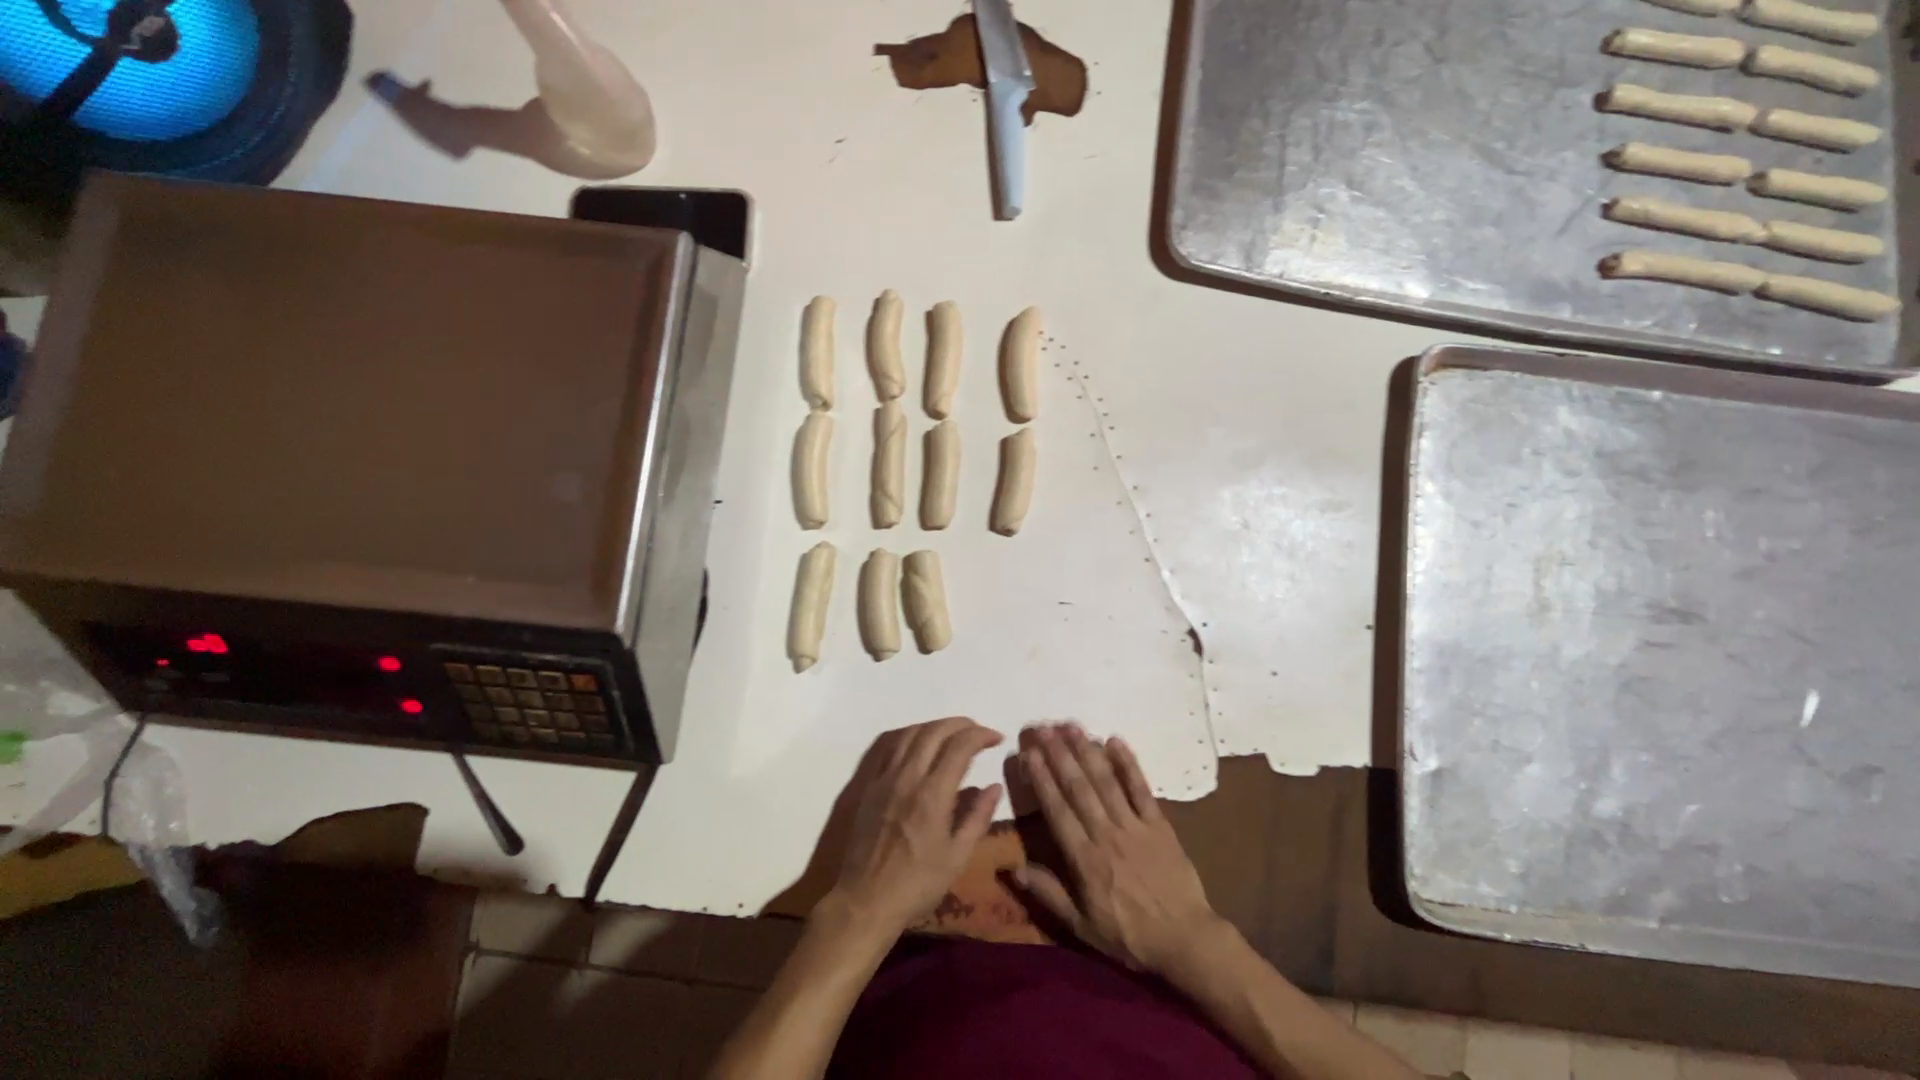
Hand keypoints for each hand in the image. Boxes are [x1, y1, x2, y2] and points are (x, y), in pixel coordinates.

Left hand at [830, 717, 1004, 933]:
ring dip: (933, 726)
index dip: (981, 735)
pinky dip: (906, 735)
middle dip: (960, 724)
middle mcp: (906, 778)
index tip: (996, 739)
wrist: (866, 900)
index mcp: (932, 795)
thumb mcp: (957, 857)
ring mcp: (883, 779)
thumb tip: (994, 786)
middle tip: (977, 732)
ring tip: (951, 734)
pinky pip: (886, 747)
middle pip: (933, 732)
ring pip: (908, 734)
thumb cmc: (917, 885)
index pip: (959, 747)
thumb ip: (978, 817)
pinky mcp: (867, 786)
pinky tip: (916, 743)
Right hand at [1012, 723, 1221, 973]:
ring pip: (1106, 781)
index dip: (1041, 779)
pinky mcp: (1160, 825)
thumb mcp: (1081, 926)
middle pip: (1079, 788)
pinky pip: (1142, 789)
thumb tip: (1012, 867)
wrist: (1185, 940)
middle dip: (1059, 755)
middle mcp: (1107, 835)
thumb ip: (1047, 893)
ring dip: (1087, 751)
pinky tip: (1115, 741)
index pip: (1057, 810)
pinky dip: (1129, 764)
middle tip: (1043, 727)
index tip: (1028, 753)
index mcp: (1085, 860)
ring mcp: (1136, 827)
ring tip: (1071, 726)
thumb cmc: (1129, 936)